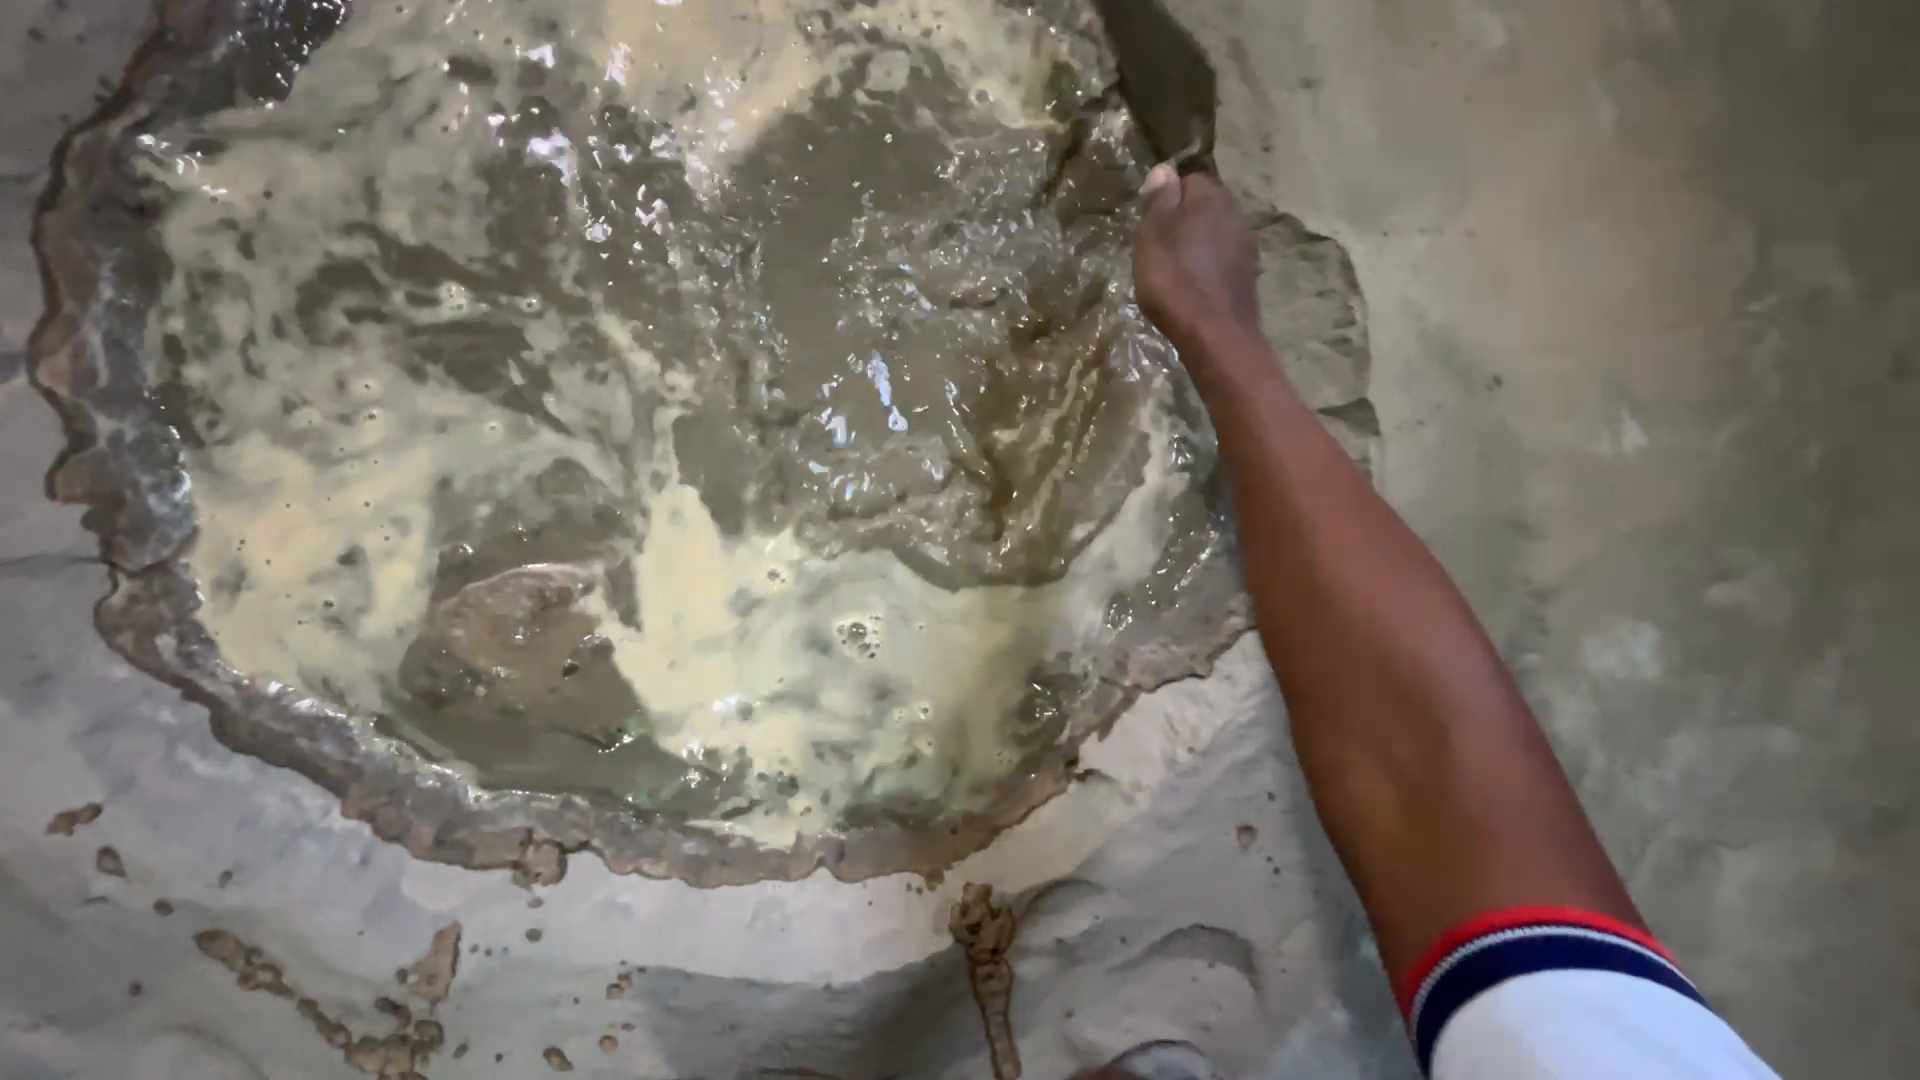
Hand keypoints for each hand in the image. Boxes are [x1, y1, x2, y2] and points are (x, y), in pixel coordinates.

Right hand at [1133, 164, 1260, 351]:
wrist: (1214, 333)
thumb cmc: (1174, 279)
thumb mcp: (1152, 234)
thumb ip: (1159, 199)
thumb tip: (1165, 169)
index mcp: (1211, 196)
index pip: (1187, 180)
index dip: (1166, 199)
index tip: (1149, 224)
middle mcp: (1235, 212)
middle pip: (1204, 208)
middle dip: (1183, 222)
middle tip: (1159, 249)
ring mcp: (1245, 245)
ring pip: (1215, 234)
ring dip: (1197, 246)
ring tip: (1175, 271)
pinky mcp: (1247, 275)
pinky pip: (1222, 261)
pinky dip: (1208, 269)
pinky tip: (1194, 288)